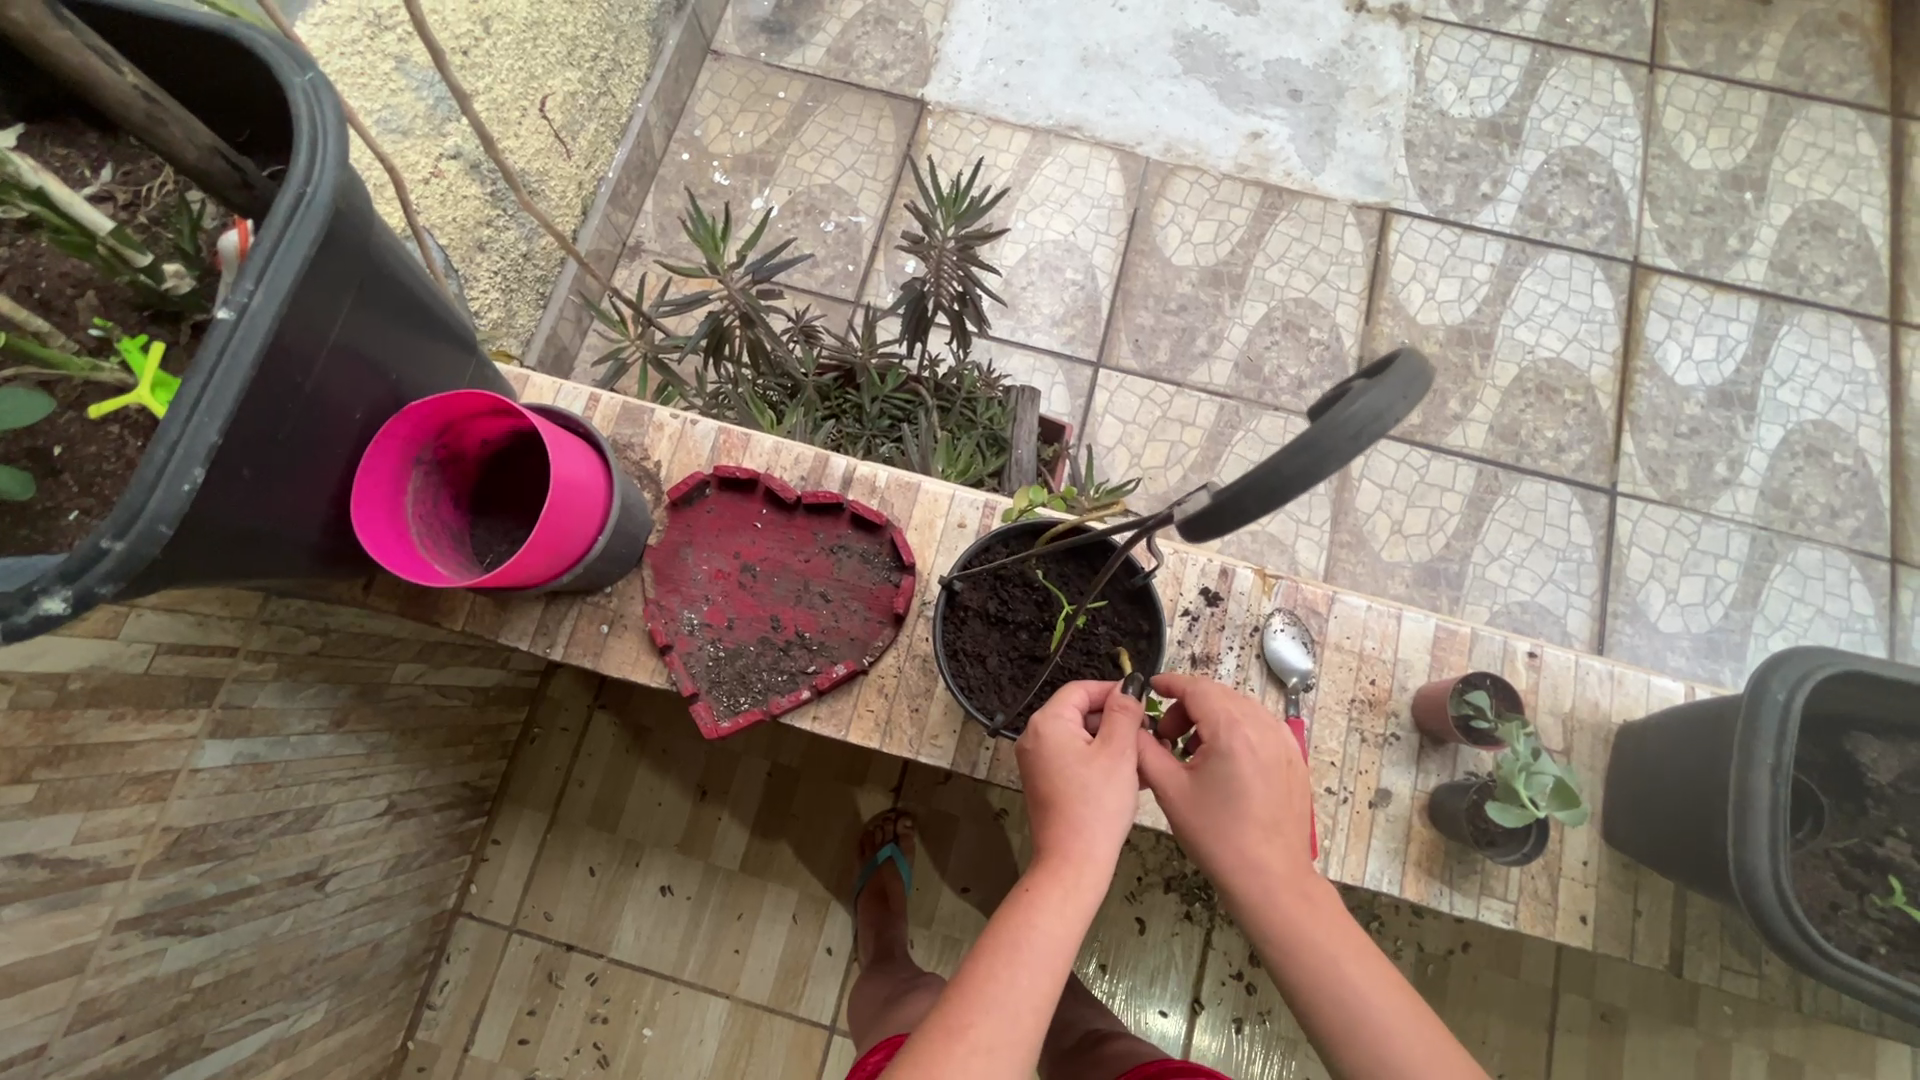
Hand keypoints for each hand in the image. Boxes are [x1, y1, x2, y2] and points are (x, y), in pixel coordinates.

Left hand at [1016, 681, 1145, 874]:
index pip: (1081, 689)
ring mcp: (1037, 761)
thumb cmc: (1097, 805)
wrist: (1073, 862)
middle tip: (1147, 734)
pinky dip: (1099, 760)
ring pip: (1080, 737)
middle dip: (1114, 720)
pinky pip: (1074, 758)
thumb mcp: (1118, 751)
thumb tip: (1127, 686)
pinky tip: (1129, 775)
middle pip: (1079, 712)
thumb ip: (1124, 712)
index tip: (1142, 703)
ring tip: (1143, 757)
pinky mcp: (1045, 781)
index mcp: (1047, 722)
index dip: (1113, 691)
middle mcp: (1034, 737)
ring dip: (1111, 742)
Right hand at [1136, 673, 1316, 901]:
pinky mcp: (1294, 757)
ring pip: (1239, 708)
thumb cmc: (1216, 836)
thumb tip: (1131, 725)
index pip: (1196, 687)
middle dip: (1187, 706)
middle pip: (1217, 695)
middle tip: (1166, 735)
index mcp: (1232, 729)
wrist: (1270, 879)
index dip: (1169, 683)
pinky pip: (1258, 726)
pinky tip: (1220, 761)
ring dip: (1210, 717)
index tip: (1150, 689)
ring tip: (1191, 751)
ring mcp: (1284, 740)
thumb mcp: (1168, 789)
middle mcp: (1263, 726)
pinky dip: (1234, 730)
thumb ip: (1143, 748)